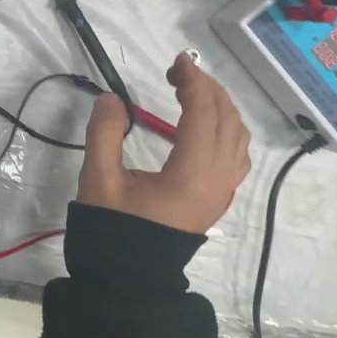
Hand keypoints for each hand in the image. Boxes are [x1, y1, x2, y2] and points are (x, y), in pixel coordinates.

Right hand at [76, 52, 250, 233]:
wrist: (128, 275)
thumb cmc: (113, 228)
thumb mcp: (98, 180)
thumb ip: (105, 135)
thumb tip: (112, 99)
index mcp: (192, 171)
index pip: (203, 113)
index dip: (192, 82)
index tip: (176, 62)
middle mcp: (218, 177)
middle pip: (228, 119)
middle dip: (207, 89)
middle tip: (178, 73)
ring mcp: (223, 189)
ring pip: (238, 136)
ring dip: (220, 108)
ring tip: (192, 94)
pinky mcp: (218, 197)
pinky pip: (236, 154)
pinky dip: (225, 129)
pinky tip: (205, 126)